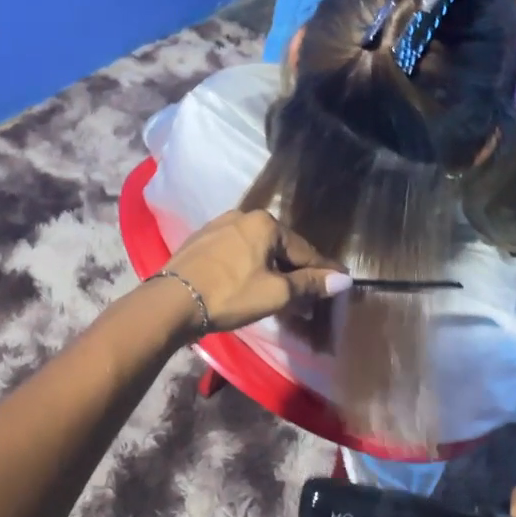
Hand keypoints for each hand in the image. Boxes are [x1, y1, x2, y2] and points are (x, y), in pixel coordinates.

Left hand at [159, 210, 349, 331]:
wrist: (172, 301)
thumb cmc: (230, 295)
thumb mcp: (276, 293)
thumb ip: (310, 284)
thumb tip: (343, 279)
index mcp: (266, 223)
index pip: (304, 250)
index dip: (322, 271)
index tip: (339, 283)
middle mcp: (243, 216)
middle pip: (279, 248)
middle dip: (294, 274)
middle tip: (307, 300)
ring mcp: (218, 226)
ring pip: (256, 251)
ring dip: (270, 272)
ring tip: (278, 296)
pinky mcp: (200, 241)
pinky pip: (235, 253)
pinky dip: (247, 268)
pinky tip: (248, 286)